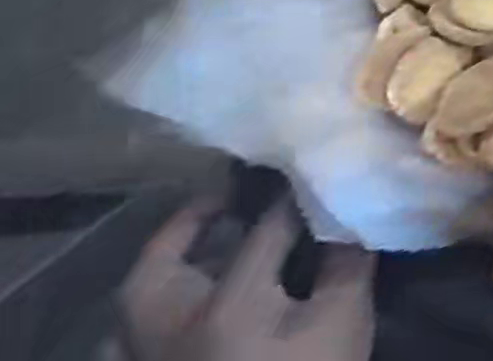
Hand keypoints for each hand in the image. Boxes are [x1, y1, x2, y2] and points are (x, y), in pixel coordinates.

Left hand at [118, 199, 375, 360]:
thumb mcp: (344, 315)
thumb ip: (344, 262)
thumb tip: (348, 216)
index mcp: (226, 304)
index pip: (264, 231)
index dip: (292, 195)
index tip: (312, 165)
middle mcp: (171, 329)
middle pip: (157, 270)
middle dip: (187, 225)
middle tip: (225, 193)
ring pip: (131, 311)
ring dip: (163, 270)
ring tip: (202, 244)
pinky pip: (131, 342)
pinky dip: (151, 314)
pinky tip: (182, 305)